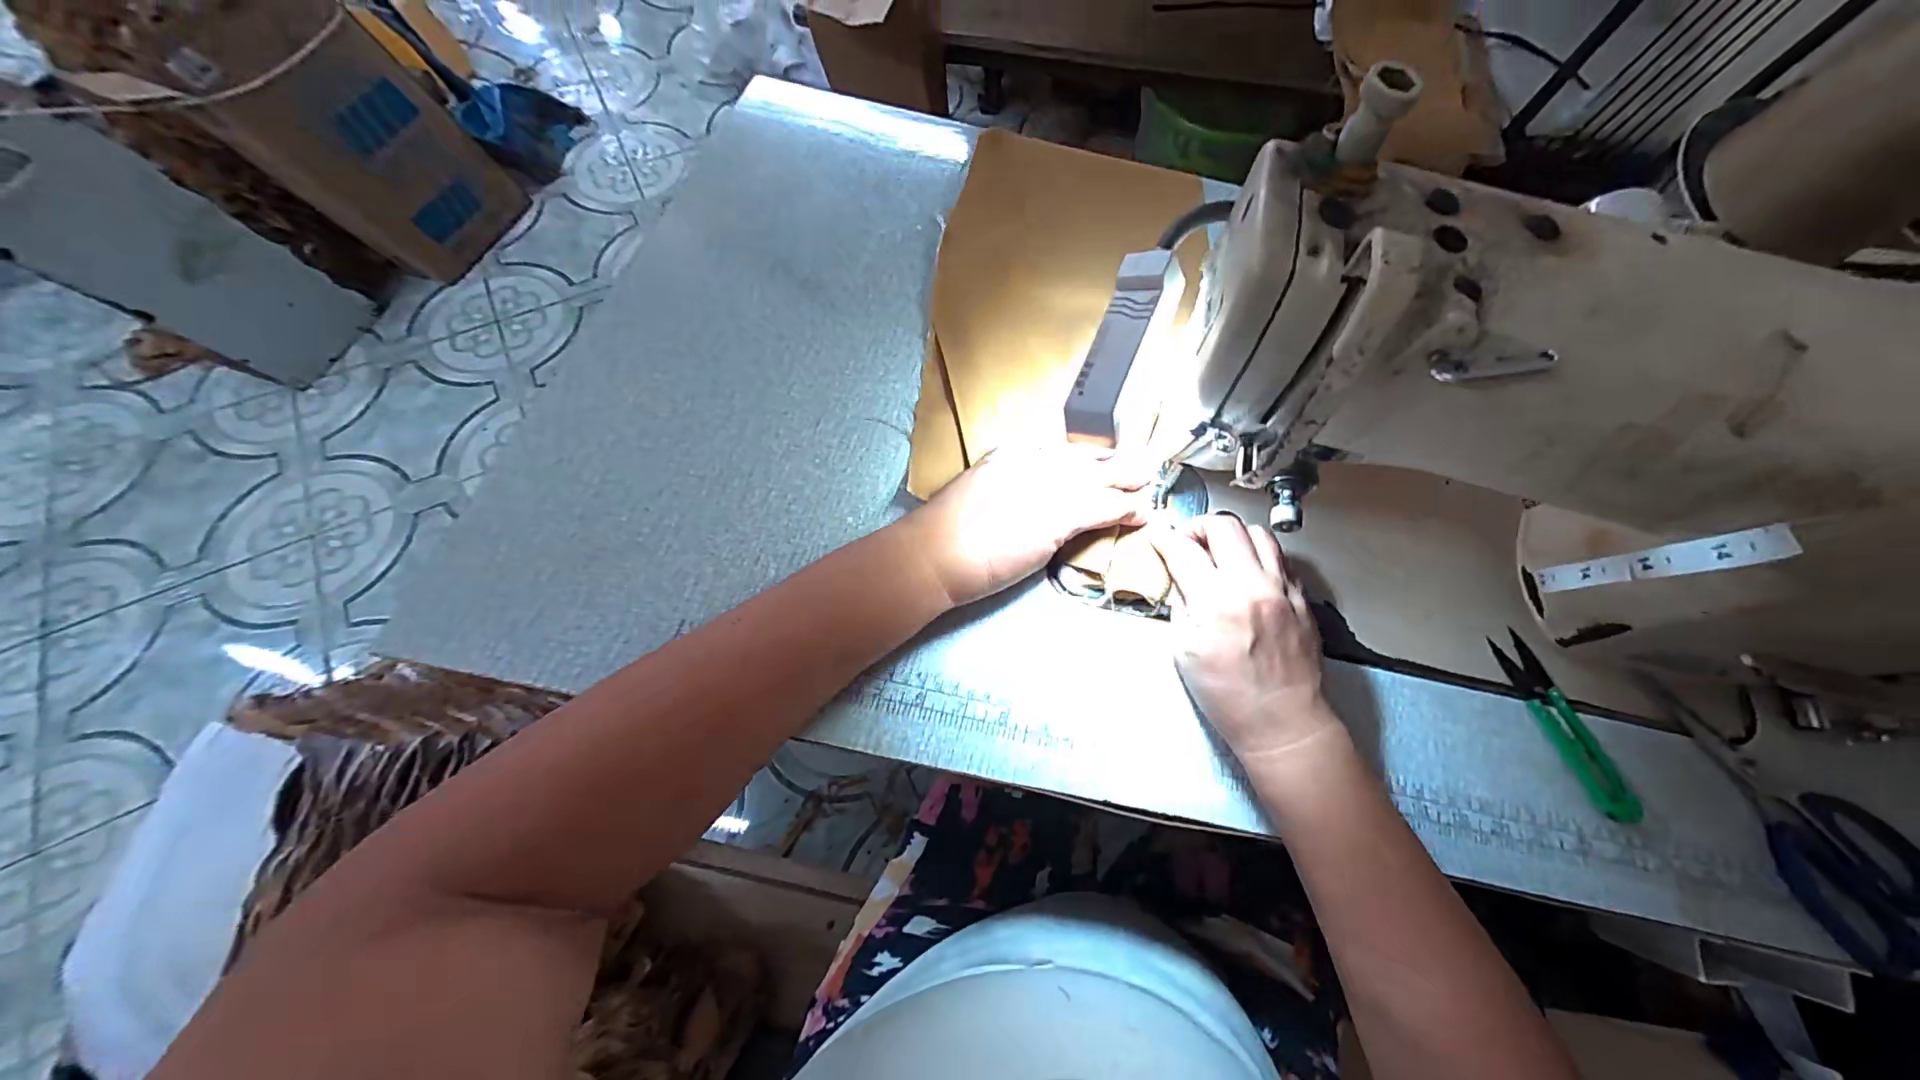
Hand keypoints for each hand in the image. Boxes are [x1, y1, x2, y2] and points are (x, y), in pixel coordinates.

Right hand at [899, 443, 1152, 606]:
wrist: (935, 553)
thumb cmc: (943, 534)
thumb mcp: (974, 497)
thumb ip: (1002, 493)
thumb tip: (1017, 504)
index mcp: (1009, 454)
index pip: (1060, 452)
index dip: (1087, 459)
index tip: (1101, 462)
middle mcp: (1033, 461)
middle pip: (1086, 460)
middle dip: (1114, 463)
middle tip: (1139, 463)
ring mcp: (1050, 485)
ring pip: (1104, 480)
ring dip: (1130, 482)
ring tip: (1150, 483)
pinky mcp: (1061, 514)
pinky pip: (1106, 507)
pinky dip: (1128, 510)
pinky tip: (1142, 513)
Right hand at [1149, 513, 1339, 762]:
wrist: (1284, 723)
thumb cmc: (1229, 697)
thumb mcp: (1184, 652)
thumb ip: (1181, 608)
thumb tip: (1179, 581)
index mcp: (1218, 603)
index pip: (1184, 550)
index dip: (1164, 539)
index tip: (1157, 539)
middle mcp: (1254, 587)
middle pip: (1224, 525)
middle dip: (1198, 527)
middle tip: (1187, 542)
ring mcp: (1283, 590)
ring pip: (1258, 533)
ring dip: (1232, 536)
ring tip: (1219, 553)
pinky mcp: (1301, 599)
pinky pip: (1279, 559)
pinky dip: (1258, 558)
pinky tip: (1247, 577)